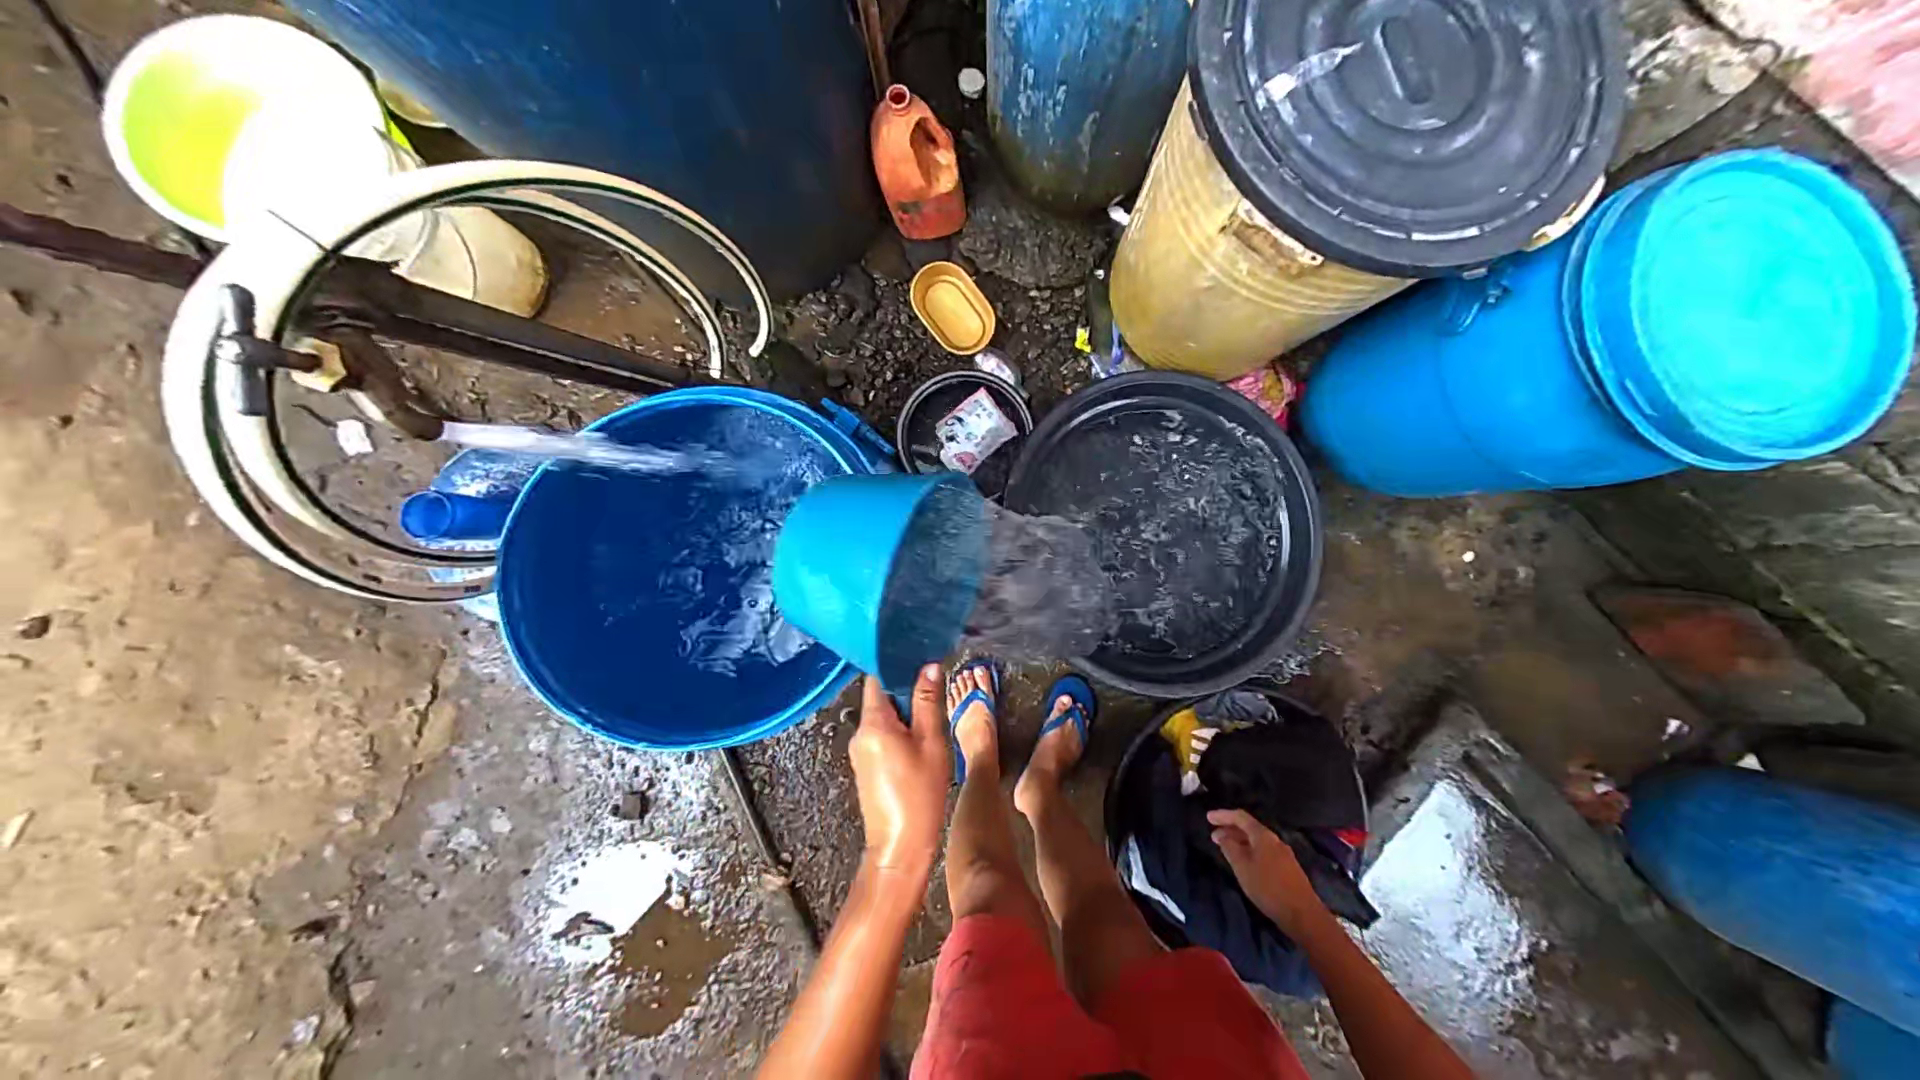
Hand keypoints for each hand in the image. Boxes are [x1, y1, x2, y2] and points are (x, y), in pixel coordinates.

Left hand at [847, 666, 950, 875]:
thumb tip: (929, 667)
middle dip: (906, 693)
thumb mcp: (931, 742)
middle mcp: (859, 733)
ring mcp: (860, 751)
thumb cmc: (919, 795)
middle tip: (934, 694)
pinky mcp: (866, 766)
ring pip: (882, 719)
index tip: (919, 659)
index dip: (897, 665)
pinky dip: (899, 733)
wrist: (900, 846)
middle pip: (880, 699)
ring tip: (931, 721)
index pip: (877, 678)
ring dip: (904, 715)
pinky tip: (919, 744)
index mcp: (873, 723)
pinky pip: (881, 737)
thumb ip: (928, 702)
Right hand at [1208, 808, 1322, 934]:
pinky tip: (1245, 862)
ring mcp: (1284, 854)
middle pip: (1249, 828)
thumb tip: (1223, 836)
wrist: (1303, 914)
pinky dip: (1250, 851)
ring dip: (1240, 841)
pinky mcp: (1288, 868)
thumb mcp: (1242, 867)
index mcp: (1263, 836)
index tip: (1208, 818)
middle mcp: (1275, 840)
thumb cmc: (1268, 887)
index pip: (1240, 817)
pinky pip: (1264, 851)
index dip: (1223, 815)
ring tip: (1226, 849)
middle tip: (1214, 836)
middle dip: (1230, 829)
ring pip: (1257, 841)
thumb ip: (1230, 848)